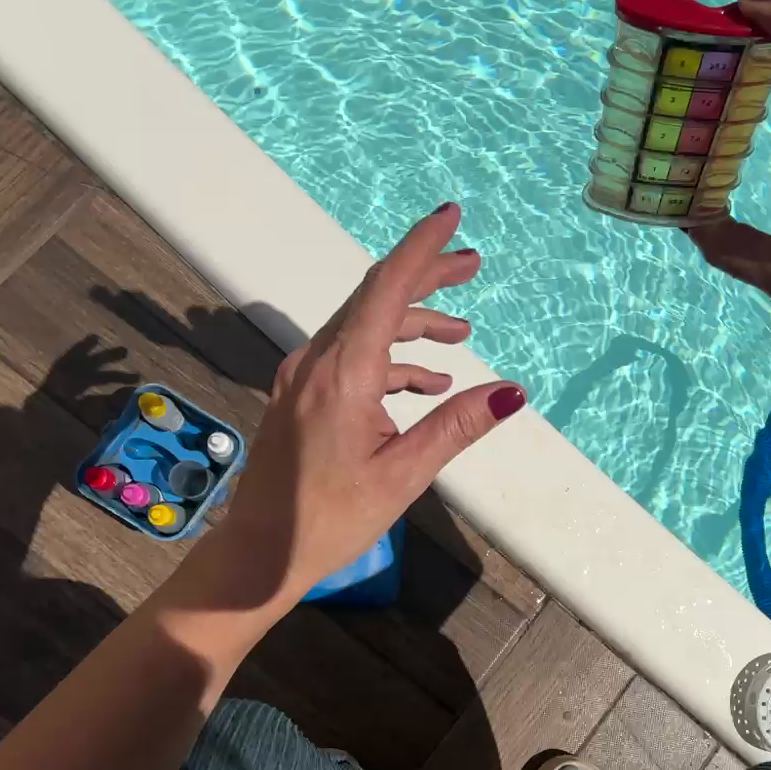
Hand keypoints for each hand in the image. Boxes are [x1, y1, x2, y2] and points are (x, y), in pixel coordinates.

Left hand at [212, 203, 525, 604]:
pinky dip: (391, 361)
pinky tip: (424, 383)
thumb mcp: (401, 475)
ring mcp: (303, 378)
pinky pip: (351, 359)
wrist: (259, 552)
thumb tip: (511, 392)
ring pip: (363, 327)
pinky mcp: (301, 396)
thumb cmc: (329, 520)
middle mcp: (317, 363)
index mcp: (341, 375)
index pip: (386, 289)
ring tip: (461, 336)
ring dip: (412, 324)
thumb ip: (454, 427)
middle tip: (472, 265)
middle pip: (375, 297)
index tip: (451, 217)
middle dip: (426, 278)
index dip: (422, 249)